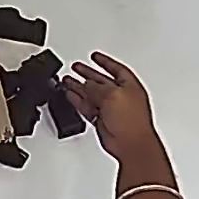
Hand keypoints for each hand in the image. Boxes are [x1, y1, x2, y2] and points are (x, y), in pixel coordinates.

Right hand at [62, 53, 169, 178]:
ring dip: (78, 87)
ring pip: (91, 94)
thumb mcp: (112, 95)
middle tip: (75, 67)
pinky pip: (87, 107)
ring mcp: (110, 109)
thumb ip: (96, 87)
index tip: (94, 55)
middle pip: (100, 81)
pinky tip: (70, 95)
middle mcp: (119, 96)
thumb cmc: (131, 120)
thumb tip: (86, 83)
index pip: (115, 68)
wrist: (130, 143)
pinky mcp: (102, 120)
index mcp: (128, 85)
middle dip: (87, 73)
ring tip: (66, 80)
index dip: (104, 61)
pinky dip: (78, 101)